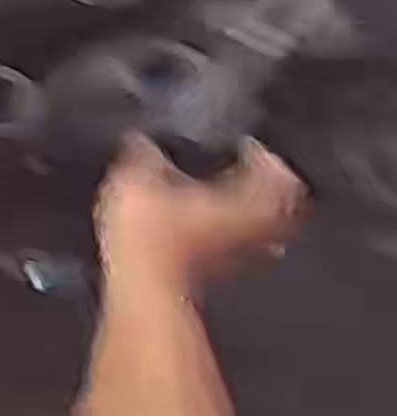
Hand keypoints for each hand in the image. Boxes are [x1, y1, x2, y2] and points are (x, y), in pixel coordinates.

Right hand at [95, 133, 307, 300]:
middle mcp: (259, 225)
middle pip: (280, 200)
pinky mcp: (229, 263)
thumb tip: (140, 140)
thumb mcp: (134, 180)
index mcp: (248, 201)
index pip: (274, 172)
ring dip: (254, 206)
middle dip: (264, 182)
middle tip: (250, 169)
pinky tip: (216, 223)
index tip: (247, 145)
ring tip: (234, 194)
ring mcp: (248, 248)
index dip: (260, 154)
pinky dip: (238, 227)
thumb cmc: (146, 232)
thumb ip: (142, 156)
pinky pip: (247, 240)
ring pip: (267, 222)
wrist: (143, 276)